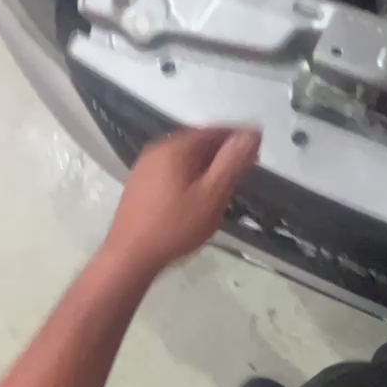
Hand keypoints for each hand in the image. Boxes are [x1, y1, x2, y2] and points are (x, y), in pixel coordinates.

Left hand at [98, 126, 260, 276]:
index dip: (238, 138)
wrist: (129, 256)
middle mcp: (158, 149)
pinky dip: (189, 175)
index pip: (214, 130)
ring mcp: (145, 166)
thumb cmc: (175, 226)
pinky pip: (171, 170)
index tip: (257, 153)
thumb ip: (232, 162)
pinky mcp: (139, 183)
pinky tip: (196, 194)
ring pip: (184, 157)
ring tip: (223, 183)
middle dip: (222, 152)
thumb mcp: (212, 195)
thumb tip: (252, 133)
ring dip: (206, 164)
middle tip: (243, 169)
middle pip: (198, 142)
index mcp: (176, 147)